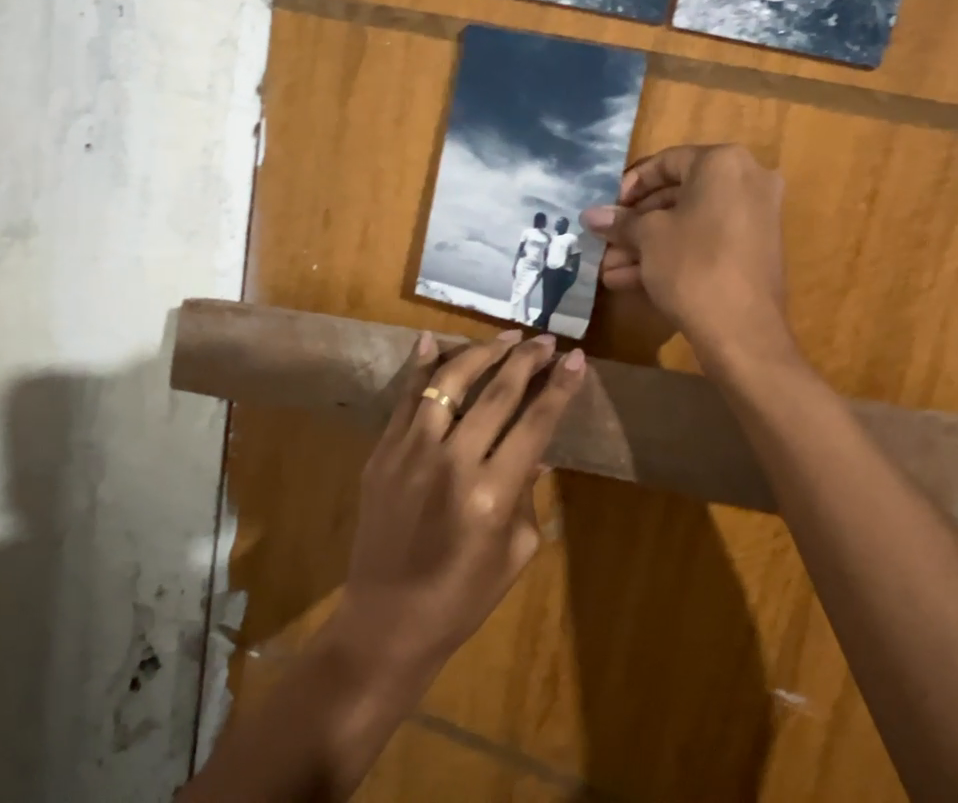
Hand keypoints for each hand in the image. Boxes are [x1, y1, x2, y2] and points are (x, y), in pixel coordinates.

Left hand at [332, 329, 585, 675]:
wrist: (388, 621)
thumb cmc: (463, 598)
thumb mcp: (516, 553)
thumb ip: (529, 494)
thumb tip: (537, 449)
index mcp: (493, 495)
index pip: (535, 424)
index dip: (559, 388)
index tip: (576, 357)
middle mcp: (452, 464)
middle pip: (496, 395)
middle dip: (526, 360)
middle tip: (545, 339)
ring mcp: (410, 455)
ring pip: (448, 385)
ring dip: (480, 353)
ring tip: (505, 337)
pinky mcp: (381, 455)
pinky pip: (405, 400)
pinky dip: (421, 368)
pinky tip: (434, 341)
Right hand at [582, 144, 789, 351]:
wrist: (742, 330)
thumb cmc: (693, 266)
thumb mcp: (649, 238)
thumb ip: (621, 221)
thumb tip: (592, 215)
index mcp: (724, 163)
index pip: (667, 162)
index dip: (631, 185)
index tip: (608, 208)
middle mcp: (748, 181)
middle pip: (679, 195)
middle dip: (637, 222)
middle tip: (606, 241)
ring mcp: (755, 219)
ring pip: (690, 224)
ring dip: (648, 245)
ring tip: (609, 269)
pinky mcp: (753, 252)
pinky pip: (707, 243)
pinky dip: (673, 255)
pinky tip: (629, 281)